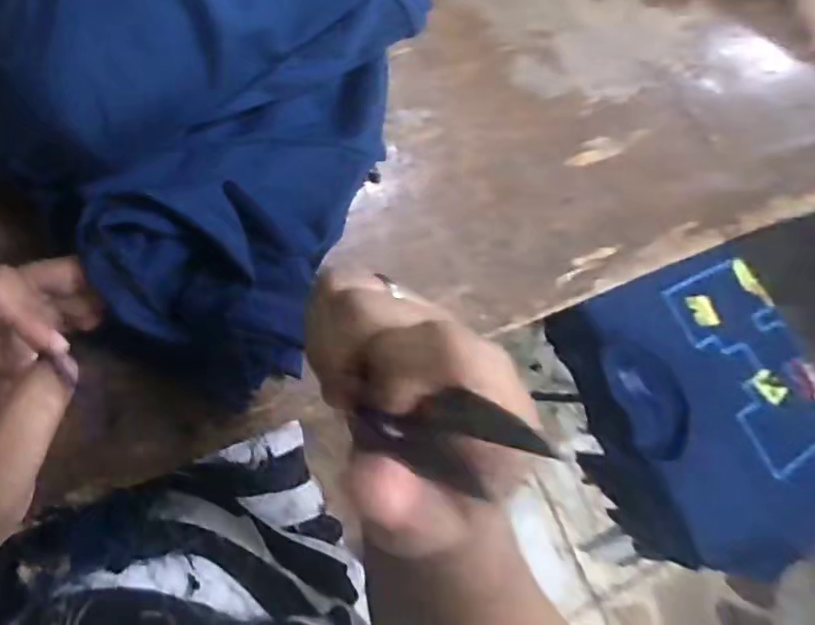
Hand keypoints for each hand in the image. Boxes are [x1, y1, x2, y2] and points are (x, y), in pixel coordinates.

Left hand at [0, 258, 104, 571]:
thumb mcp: (6, 453)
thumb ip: (38, 396)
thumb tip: (67, 359)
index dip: (31, 306)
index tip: (60, 348)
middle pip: (15, 285)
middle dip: (58, 281)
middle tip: (105, 284)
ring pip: (32, 300)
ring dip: (68, 295)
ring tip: (108, 300)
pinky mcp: (13, 367)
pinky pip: (42, 327)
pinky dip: (69, 318)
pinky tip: (97, 319)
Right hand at [306, 269, 541, 559]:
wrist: (438, 484)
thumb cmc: (441, 506)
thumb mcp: (428, 528)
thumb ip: (405, 508)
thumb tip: (369, 482)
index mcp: (491, 389)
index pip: (444, 342)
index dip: (396, 368)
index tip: (377, 410)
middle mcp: (457, 334)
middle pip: (376, 303)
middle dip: (344, 353)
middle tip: (348, 403)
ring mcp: (419, 312)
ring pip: (347, 286)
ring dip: (329, 339)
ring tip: (345, 386)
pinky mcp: (386, 302)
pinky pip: (334, 287)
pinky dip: (322, 326)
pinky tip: (338, 366)